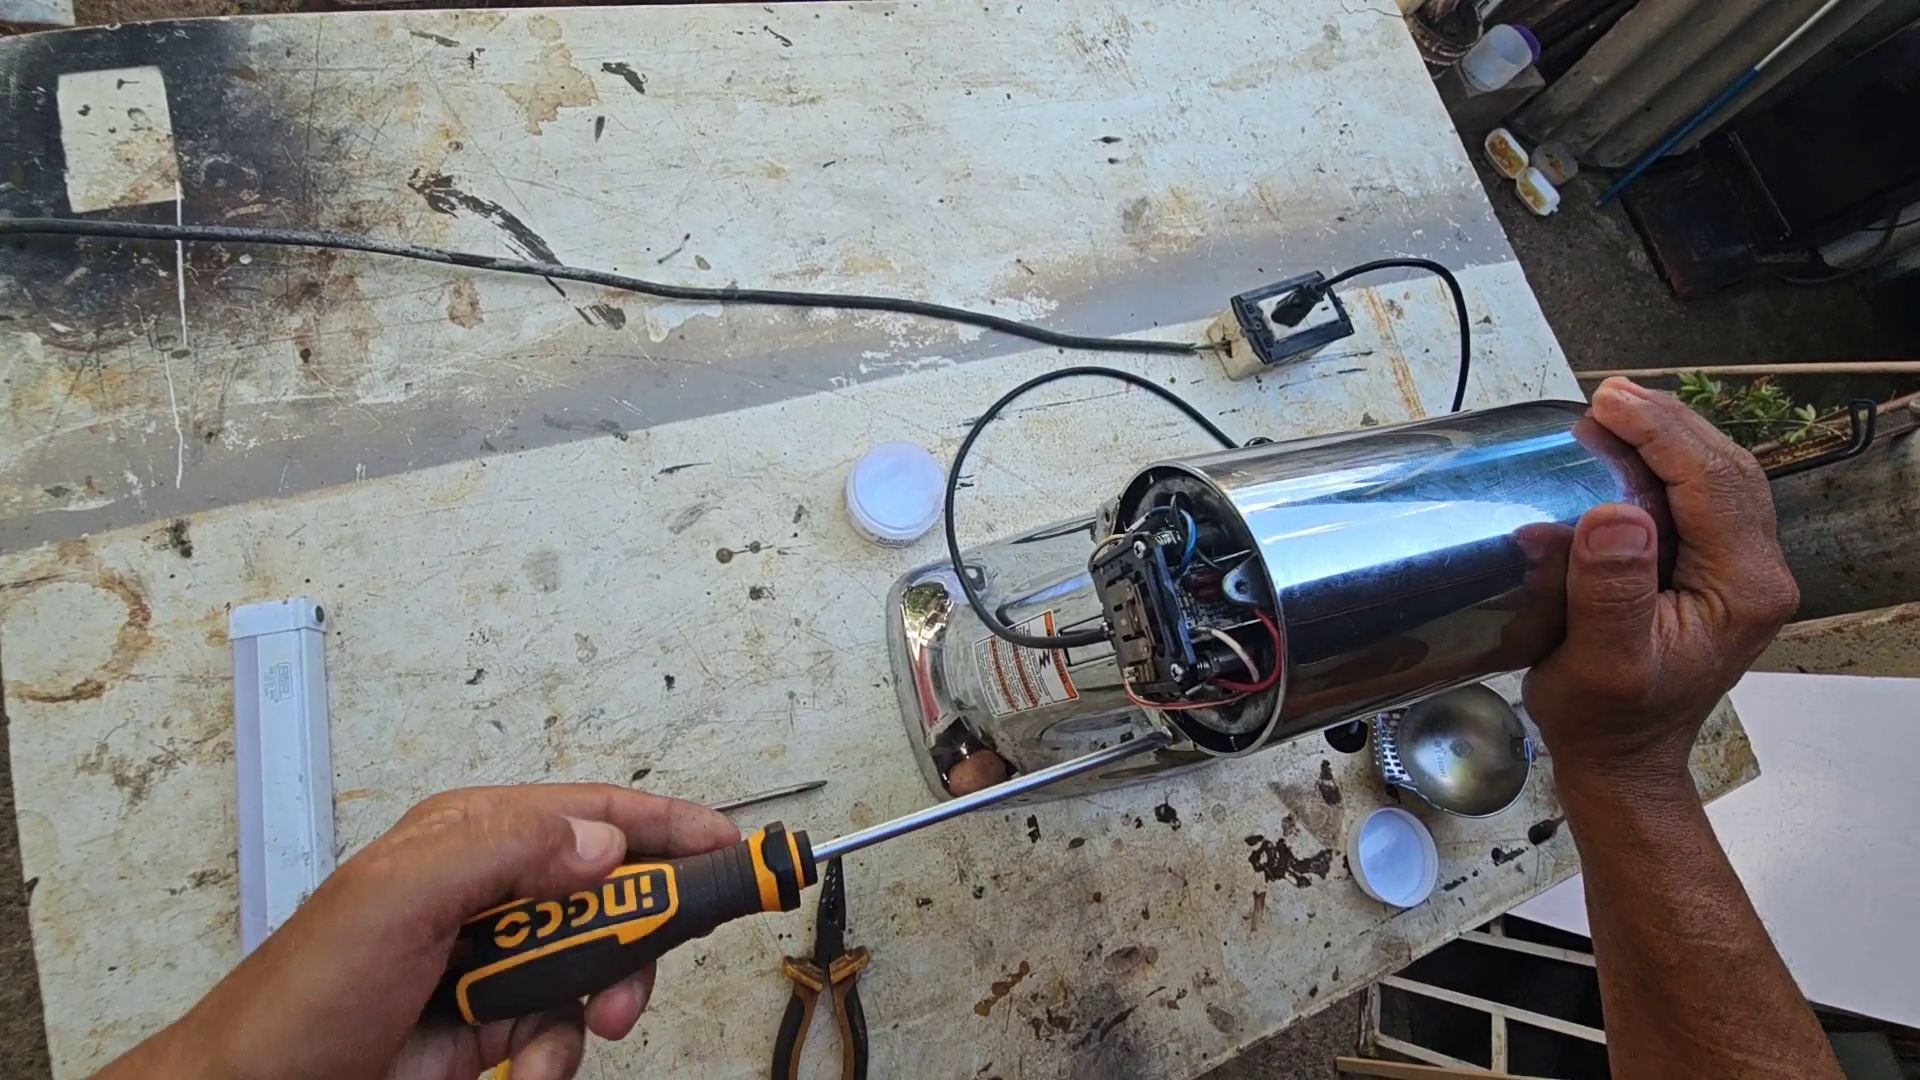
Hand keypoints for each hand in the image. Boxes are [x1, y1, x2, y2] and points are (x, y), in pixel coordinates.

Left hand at [99, 784, 739, 1079]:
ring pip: (599, 956)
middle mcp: (502, 884)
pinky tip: (527, 1069)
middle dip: (642, 923)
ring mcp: (503, 954)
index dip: (668, 824)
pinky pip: (564, 1022)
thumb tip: (605, 847)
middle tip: (659, 959)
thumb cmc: (309, 995)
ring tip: (596, 1028)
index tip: (727, 843)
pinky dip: (559, 1049)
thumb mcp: (400, 898)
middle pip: (613, 886)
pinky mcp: (500, 1018)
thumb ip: (504, 850)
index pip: (597, 814)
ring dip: (607, 993)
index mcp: (483, 834)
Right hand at [1523, 377, 1798, 788]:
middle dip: (1670, 424)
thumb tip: (1614, 517)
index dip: (1665, 436)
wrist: (1620, 751)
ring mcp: (1728, 572)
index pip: (1716, 487)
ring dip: (1666, 439)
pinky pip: (1690, 504)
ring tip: (1614, 411)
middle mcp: (1750, 572)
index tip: (1609, 405)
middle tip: (1608, 395)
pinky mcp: (1697, 574)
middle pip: (1727, 473)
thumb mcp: (1603, 661)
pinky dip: (1657, 467)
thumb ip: (1613, 593)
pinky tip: (1621, 455)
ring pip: (1714, 482)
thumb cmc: (1605, 713)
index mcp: (1741, 587)